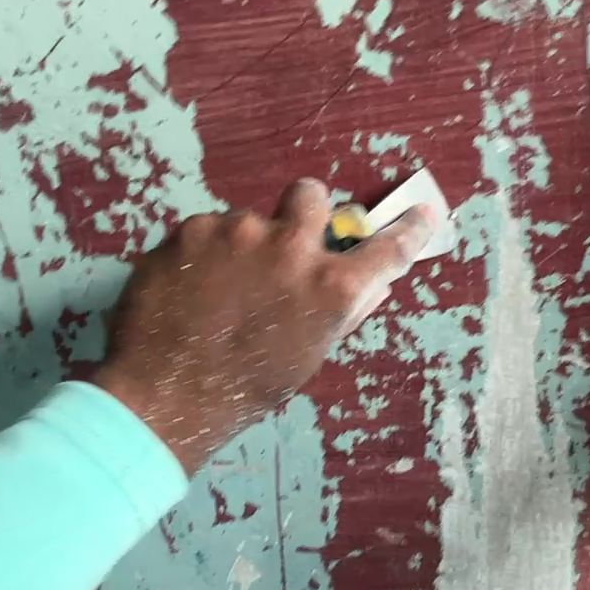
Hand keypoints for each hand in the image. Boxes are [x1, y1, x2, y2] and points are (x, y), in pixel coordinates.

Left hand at [94, 179, 437, 470]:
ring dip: (243, 245)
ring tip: (217, 288)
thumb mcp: (308, 354)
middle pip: (311, 194)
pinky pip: (206, 231)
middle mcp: (291, 246)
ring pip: (248, 221)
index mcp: (330, 286)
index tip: (422, 214)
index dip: (408, 231)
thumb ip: (342, 310)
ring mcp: (238, 231)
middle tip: (285, 240)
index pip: (387, 249)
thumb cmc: (249, 386)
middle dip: (304, 210)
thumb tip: (375, 283)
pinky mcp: (192, 228)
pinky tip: (189, 286)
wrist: (167, 395)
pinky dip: (203, 253)